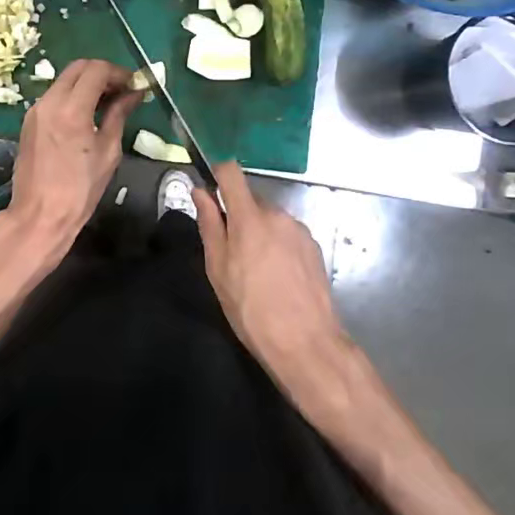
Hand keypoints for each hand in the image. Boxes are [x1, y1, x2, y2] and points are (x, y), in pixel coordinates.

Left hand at [1, 59, 142, 259]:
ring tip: (107, 102)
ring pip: (64, 80)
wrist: (40, 214)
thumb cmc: (80, 189)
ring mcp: (35, 110)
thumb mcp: (108, 151)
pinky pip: (54, 96)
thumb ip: (119, 115)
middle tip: (121, 90)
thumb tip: (134, 94)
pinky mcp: (29, 120)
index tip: (133, 85)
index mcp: (71, 109)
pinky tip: (86, 113)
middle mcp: (49, 102)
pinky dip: (72, 95)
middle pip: (78, 68)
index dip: (119, 73)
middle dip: (102, 73)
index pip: (96, 70)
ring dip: (86, 83)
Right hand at [194, 161, 348, 379]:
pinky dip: (278, 245)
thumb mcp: (218, 269)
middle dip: (238, 216)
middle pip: (251, 200)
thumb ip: (209, 225)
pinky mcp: (314, 246)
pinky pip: (287, 234)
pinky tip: (278, 276)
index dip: (217, 175)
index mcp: (250, 217)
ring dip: (259, 232)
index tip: (210, 192)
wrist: (305, 342)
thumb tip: (200, 192)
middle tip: (231, 252)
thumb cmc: (251, 308)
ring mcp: (299, 229)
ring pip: (270, 219)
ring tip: (257, 270)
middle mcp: (277, 214)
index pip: (231, 172)